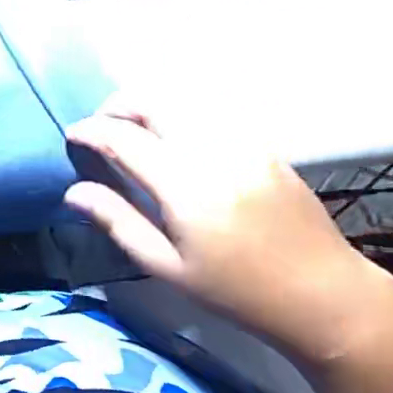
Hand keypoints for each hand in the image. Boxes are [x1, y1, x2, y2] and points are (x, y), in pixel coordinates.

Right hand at [63, 97, 392, 365]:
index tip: (72, 136)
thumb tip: (74, 192)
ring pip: (185, 100)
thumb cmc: (235, 291)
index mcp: (185, 186)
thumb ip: (118, 222)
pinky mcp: (264, 144)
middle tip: (102, 129)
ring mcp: (244, 142)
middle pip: (155, 100)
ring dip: (150, 106)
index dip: (91, 131)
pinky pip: (213, 113)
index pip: (124, 138)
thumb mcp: (167, 267)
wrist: (320, 292)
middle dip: (119, 105)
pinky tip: (176, 140)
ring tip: (134, 131)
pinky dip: (182, 114)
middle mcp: (214, 150)